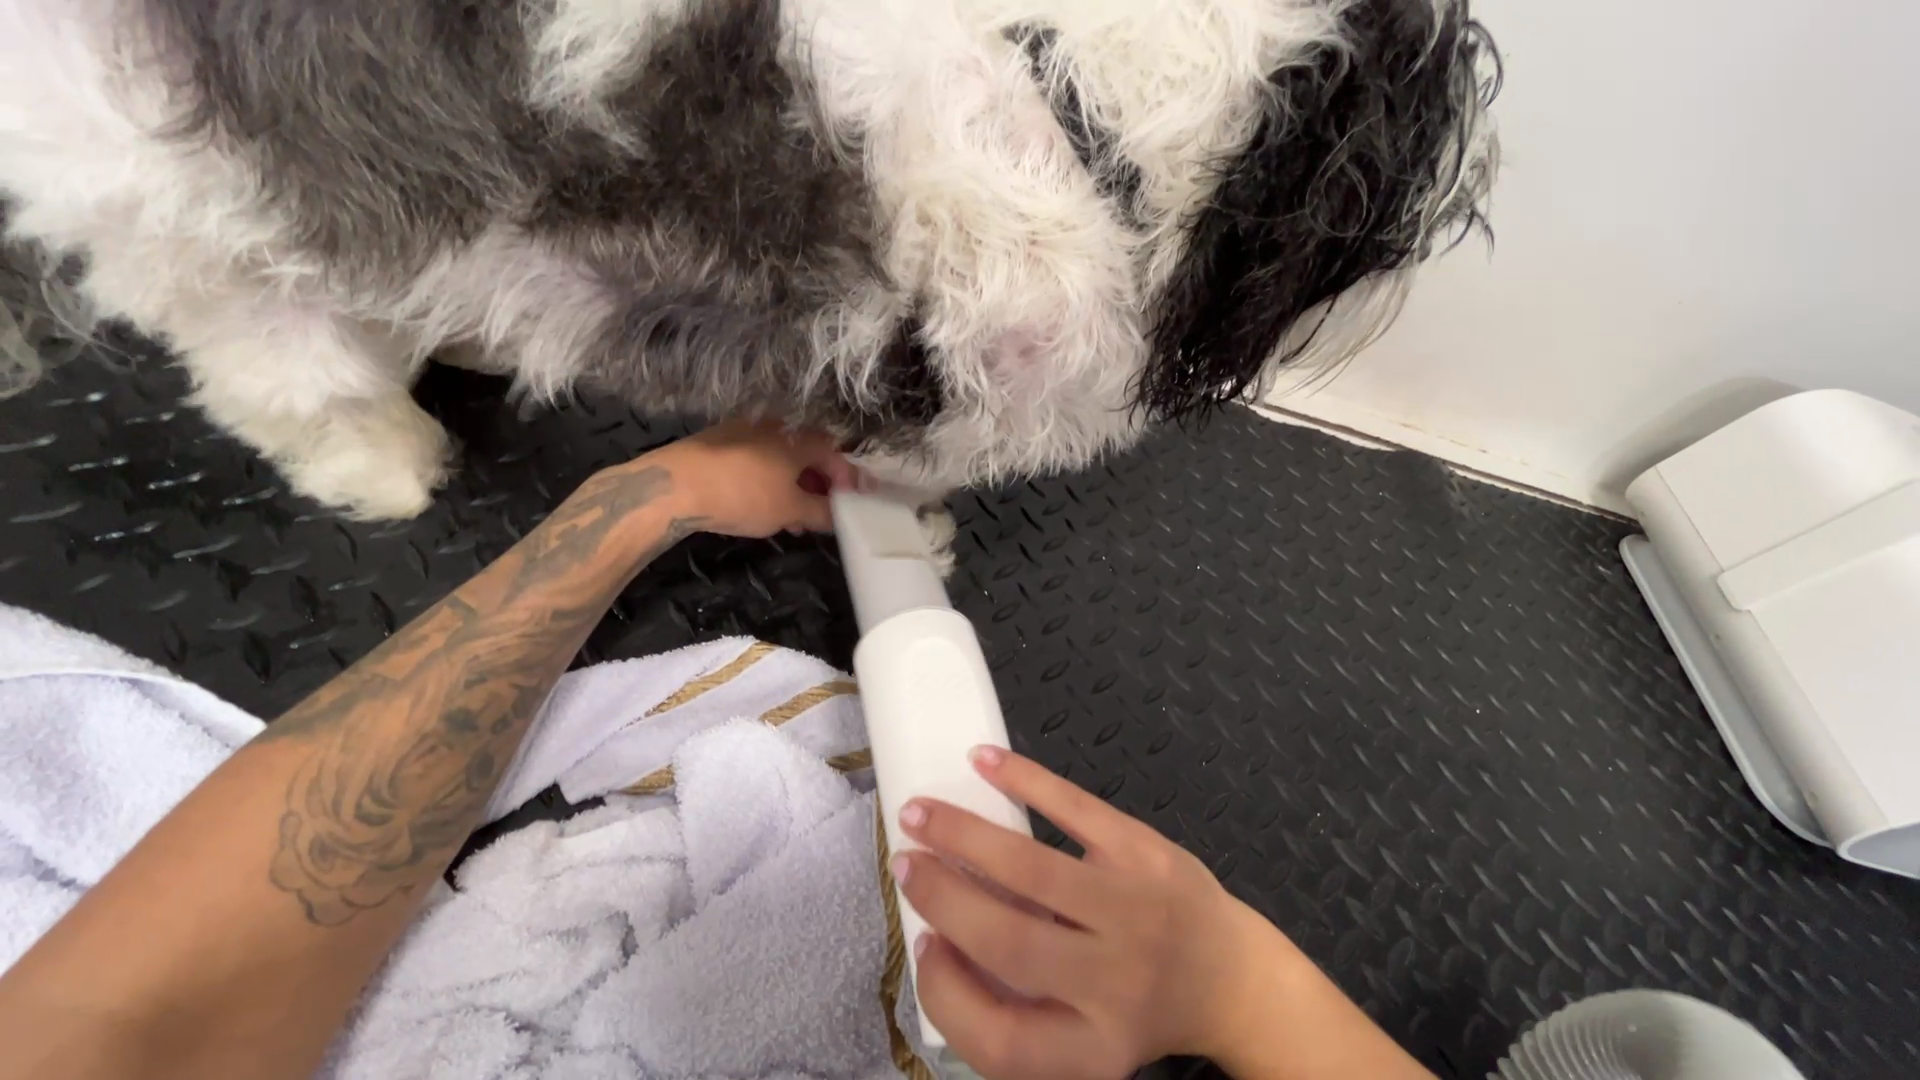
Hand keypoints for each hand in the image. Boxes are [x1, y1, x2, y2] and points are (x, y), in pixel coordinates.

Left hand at [628, 418, 862, 538]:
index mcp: (799, 437)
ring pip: (782, 459)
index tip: (852, 504)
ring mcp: (745, 429)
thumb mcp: (790, 510)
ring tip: (794, 519)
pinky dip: (770, 481)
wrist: (675, 486)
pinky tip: (764, 506)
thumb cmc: (743, 495)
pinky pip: (759, 460)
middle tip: (823, 515)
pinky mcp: (721, 441)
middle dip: (820, 486)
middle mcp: (776, 425)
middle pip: (809, 454)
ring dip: (794, 487)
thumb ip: (822, 512)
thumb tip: (840, 515)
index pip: (836, 454)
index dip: (848, 481)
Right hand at [890, 748, 1294, 1078]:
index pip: (997, 1039)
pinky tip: (982, 761)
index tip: (923, 942)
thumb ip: (1009, 1003)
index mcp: (1088, 1046)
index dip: (945, 990)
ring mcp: (1132, 909)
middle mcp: (1112, 984)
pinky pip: (1077, 808)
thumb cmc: (1134, 1005)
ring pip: (1033, 868)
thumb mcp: (1080, 1037)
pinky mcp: (1146, 852)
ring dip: (965, 835)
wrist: (1230, 977)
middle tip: (900, 859)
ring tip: (920, 812)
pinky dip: (1025, 779)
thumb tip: (938, 932)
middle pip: (1007, 941)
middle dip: (941, 896)